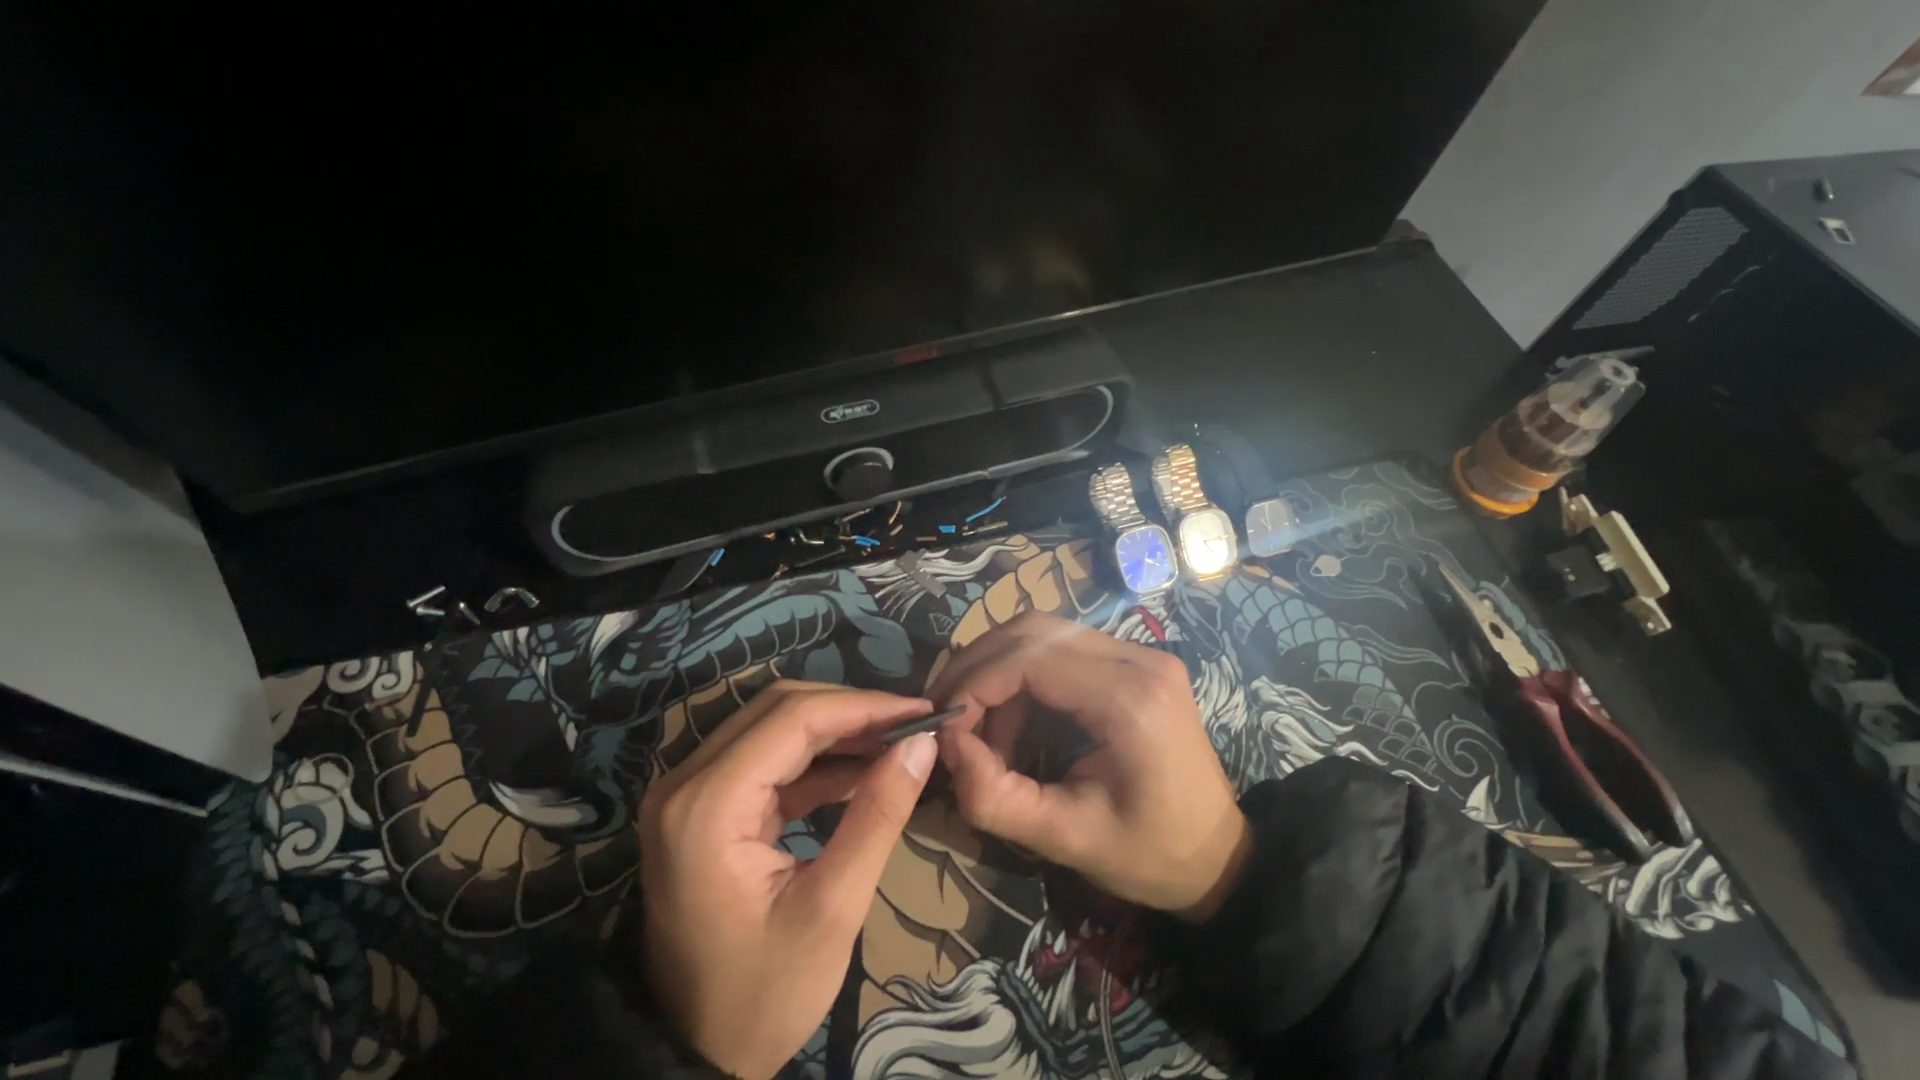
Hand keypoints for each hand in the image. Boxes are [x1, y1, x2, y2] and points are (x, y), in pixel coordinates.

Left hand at [637, 680, 938, 1079]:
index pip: (792, 719)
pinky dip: (814, 763)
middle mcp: (685, 783)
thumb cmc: (764, 994)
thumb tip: (923, 744)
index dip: (863, 706)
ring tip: (899, 744)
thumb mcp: (833, 907)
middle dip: (850, 712)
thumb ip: (877, 816)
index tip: (923, 711)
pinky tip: (864, 771)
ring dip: (835, 733)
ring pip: (770, 730)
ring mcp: (688, 796)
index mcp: (707, 804)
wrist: (697, 1053)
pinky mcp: (701, 812)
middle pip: (776, 712)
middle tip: (914, 725)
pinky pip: (764, 765)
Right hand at [930, 612, 1250, 921]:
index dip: (974, 684)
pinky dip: (1024, 680)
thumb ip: (996, 796)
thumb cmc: (1149, 855)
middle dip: (979, 670)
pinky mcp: (1136, 664)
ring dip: (999, 674)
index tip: (943, 728)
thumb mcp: (1067, 838)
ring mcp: (1141, 655)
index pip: (1029, 657)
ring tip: (982, 732)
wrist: (1218, 856)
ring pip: (1043, 634)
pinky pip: (1062, 650)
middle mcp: (1139, 658)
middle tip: (948, 719)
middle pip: (1032, 630)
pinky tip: (1015, 726)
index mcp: (1130, 698)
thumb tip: (945, 745)